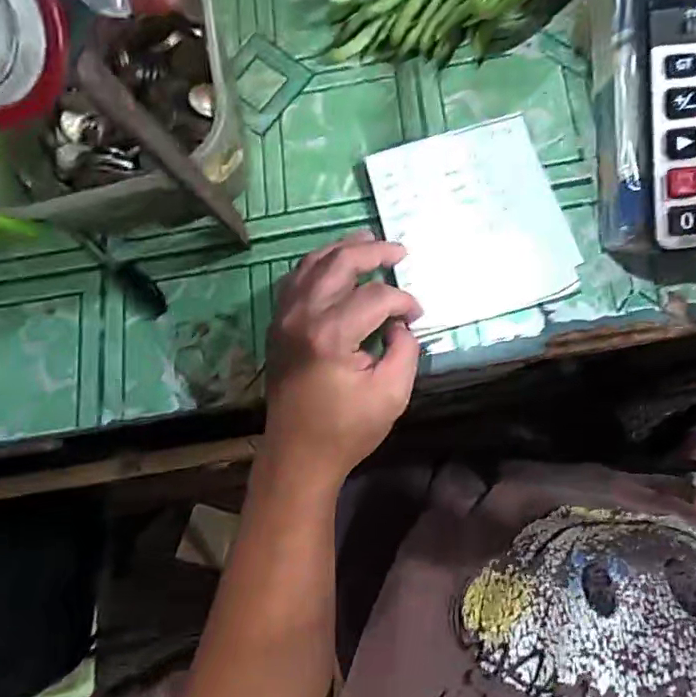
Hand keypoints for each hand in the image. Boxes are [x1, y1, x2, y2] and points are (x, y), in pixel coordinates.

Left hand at [263, 231, 422, 479]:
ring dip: (343, 250)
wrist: (298, 455)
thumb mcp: (392, 394)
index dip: (403, 301)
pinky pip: (296, 280)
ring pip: (312, 264)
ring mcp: (284, 318)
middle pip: (339, 263)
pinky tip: (334, 266)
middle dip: (374, 252)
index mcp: (330, 334)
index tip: (418, 316)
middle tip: (400, 250)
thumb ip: (404, 350)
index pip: (376, 297)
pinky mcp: (278, 326)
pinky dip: (318, 266)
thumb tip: (400, 324)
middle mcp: (302, 316)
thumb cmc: (347, 430)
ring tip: (369, 242)